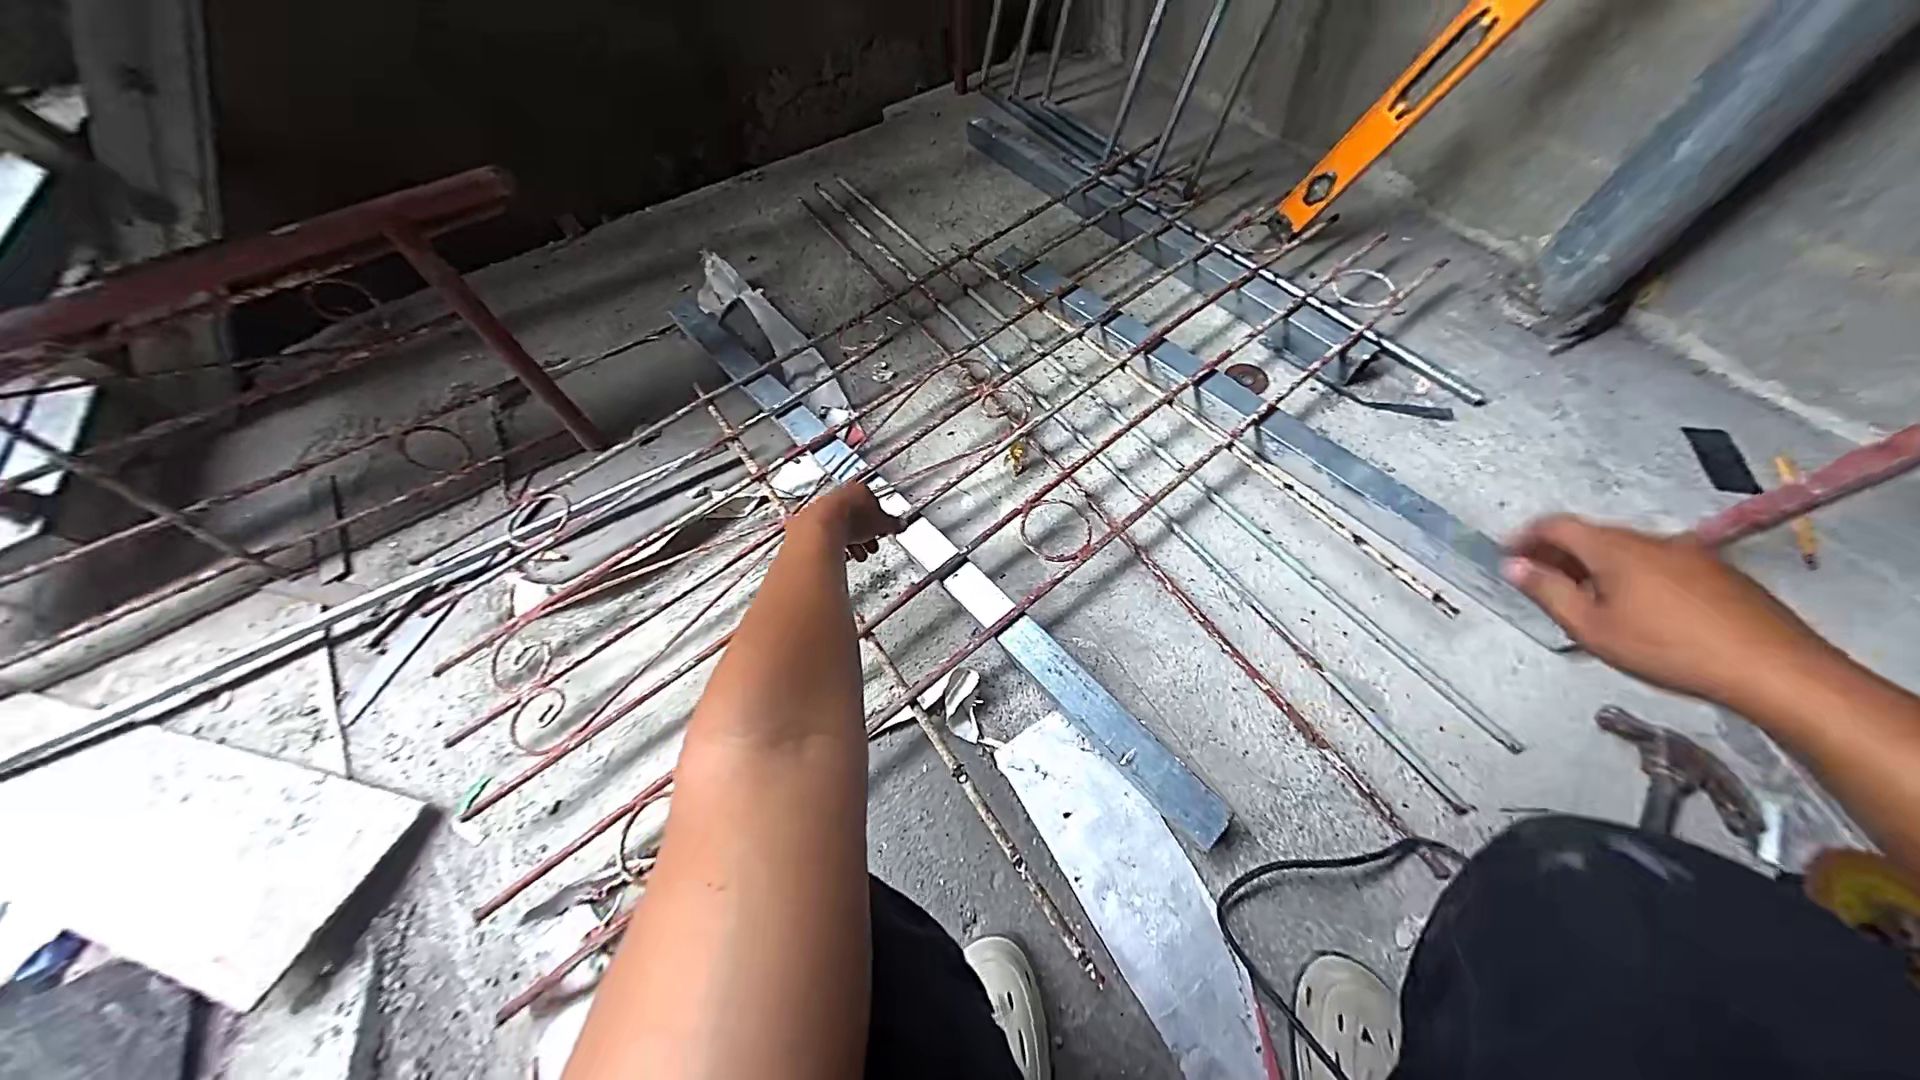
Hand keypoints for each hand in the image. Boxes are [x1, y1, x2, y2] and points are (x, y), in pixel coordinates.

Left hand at [802, 481, 902, 561]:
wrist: (822, 529)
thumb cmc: (850, 520)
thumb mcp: (881, 525)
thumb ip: (893, 525)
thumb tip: (901, 525)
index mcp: (859, 490)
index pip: (874, 503)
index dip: (879, 520)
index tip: (881, 531)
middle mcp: (840, 495)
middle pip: (857, 515)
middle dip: (864, 532)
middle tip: (870, 544)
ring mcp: (825, 507)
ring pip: (842, 525)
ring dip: (851, 540)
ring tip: (857, 554)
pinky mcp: (812, 522)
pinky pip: (828, 534)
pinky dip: (836, 543)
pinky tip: (842, 554)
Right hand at [1502, 515, 1837, 707]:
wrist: (1776, 670)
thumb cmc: (1668, 649)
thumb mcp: (1589, 626)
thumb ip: (1546, 591)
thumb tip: (1513, 566)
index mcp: (1615, 549)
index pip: (1556, 525)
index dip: (1524, 537)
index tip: (1508, 556)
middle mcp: (1652, 541)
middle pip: (1591, 535)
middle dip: (1557, 553)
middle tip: (1539, 581)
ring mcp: (1691, 554)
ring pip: (1624, 548)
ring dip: (1593, 564)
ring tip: (1582, 598)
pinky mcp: (1718, 573)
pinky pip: (1656, 561)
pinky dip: (1628, 573)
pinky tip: (1632, 607)